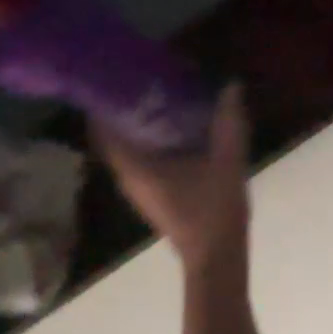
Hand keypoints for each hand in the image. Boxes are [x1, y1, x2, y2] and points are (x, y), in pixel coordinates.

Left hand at [93, 84, 250, 270]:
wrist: (216, 261)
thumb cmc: (214, 212)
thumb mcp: (227, 163)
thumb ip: (229, 124)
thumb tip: (232, 85)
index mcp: (135, 166)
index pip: (100, 126)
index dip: (103, 98)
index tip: (116, 72)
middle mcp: (128, 176)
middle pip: (111, 134)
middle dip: (121, 106)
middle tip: (140, 78)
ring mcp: (139, 188)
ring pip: (126, 147)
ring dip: (135, 124)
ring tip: (157, 96)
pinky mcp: (154, 194)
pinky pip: (140, 158)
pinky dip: (149, 140)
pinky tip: (175, 128)